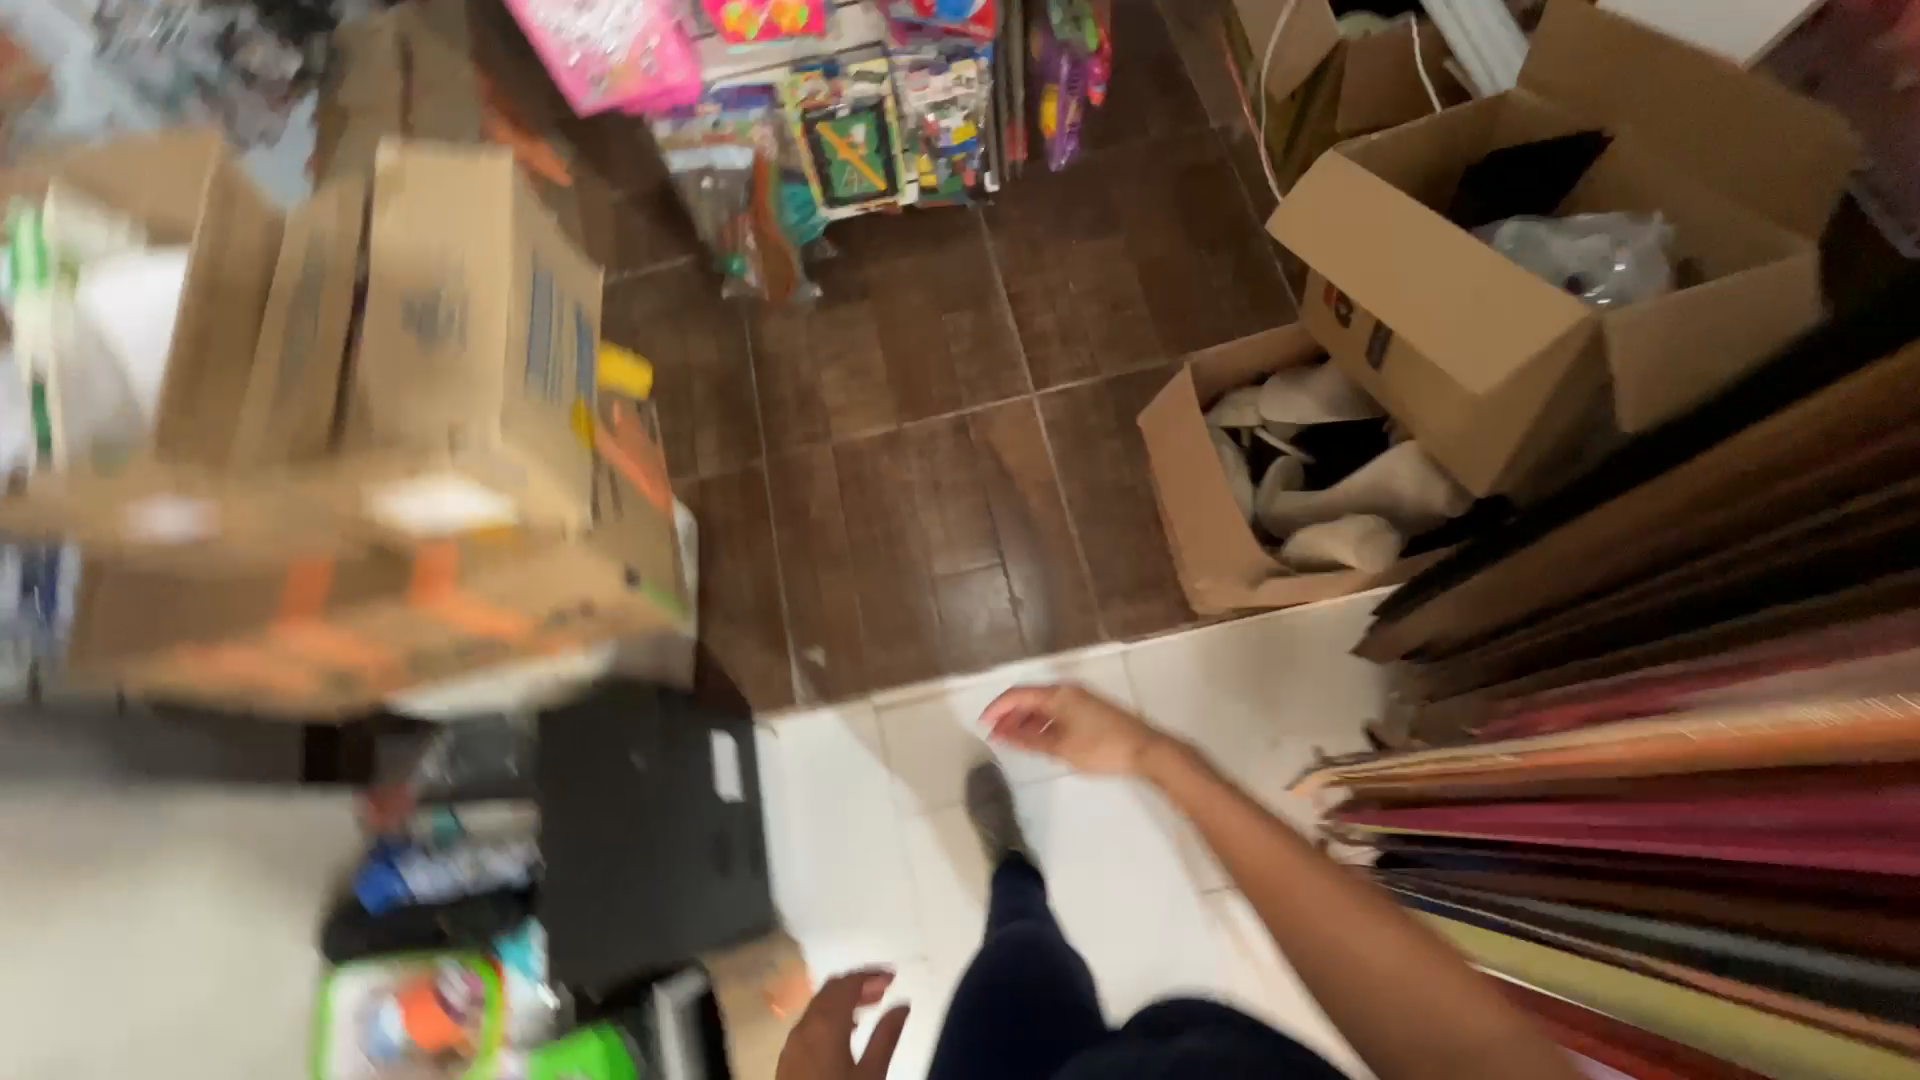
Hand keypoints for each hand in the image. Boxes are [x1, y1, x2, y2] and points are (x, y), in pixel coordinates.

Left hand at [775, 969, 910, 1079]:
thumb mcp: (871, 1075)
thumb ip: (887, 1036)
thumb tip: (902, 1005)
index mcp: (826, 1022)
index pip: (849, 982)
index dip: (871, 974)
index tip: (893, 976)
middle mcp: (805, 1024)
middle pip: (832, 988)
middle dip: (858, 983)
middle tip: (884, 989)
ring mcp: (793, 1041)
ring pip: (819, 1004)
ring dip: (843, 999)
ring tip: (869, 1007)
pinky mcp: (787, 1058)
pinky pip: (810, 1022)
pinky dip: (829, 1015)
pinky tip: (845, 1031)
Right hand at [980, 683, 1170, 775]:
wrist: (1147, 749)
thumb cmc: (1101, 747)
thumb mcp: (1061, 747)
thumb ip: (1030, 740)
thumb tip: (1004, 733)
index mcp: (1057, 694)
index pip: (1017, 695)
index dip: (997, 708)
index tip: (983, 724)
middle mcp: (1067, 691)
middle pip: (1029, 699)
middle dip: (1009, 716)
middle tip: (995, 736)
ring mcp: (1080, 700)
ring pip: (1044, 707)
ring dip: (1025, 721)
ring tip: (1012, 741)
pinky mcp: (1090, 711)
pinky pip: (1057, 712)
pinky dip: (1042, 724)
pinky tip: (1038, 740)